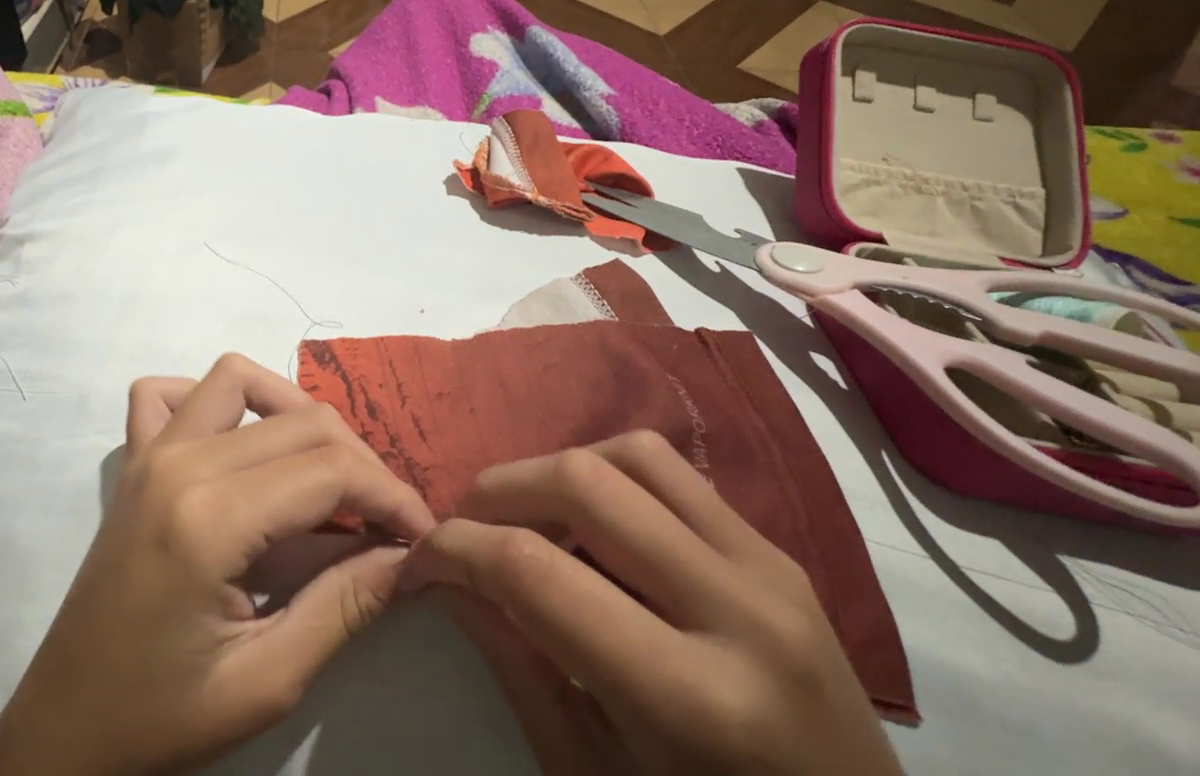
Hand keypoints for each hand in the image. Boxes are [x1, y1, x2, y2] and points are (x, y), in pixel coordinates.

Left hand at [0, 354, 437, 775]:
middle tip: (385, 522)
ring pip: (238, 381)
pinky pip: (167, 395)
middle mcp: (178, 464)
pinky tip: (240, 447)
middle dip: (361, 463)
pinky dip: (215, 403)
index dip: (392, 497)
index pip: (331, 471)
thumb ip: (344, 605)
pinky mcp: (133, 464)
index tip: (423, 536)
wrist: (66, 728)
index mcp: (210, 518)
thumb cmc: (162, 715)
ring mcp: (148, 455)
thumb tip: (411, 556)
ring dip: (296, 413)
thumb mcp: (267, 680)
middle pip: (300, 421)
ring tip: (326, 476)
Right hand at [404, 430, 901, 775]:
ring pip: (631, 455)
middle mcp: (739, 611)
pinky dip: (608, 476)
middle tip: (464, 534)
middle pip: (582, 483)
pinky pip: (674, 473)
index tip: (420, 562)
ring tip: (526, 520)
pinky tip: (590, 525)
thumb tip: (443, 577)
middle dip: (496, 494)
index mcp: (689, 698)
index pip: (534, 570)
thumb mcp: (589, 771)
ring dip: (555, 471)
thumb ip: (515, 663)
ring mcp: (771, 569)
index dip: (455, 550)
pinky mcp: (779, 551)